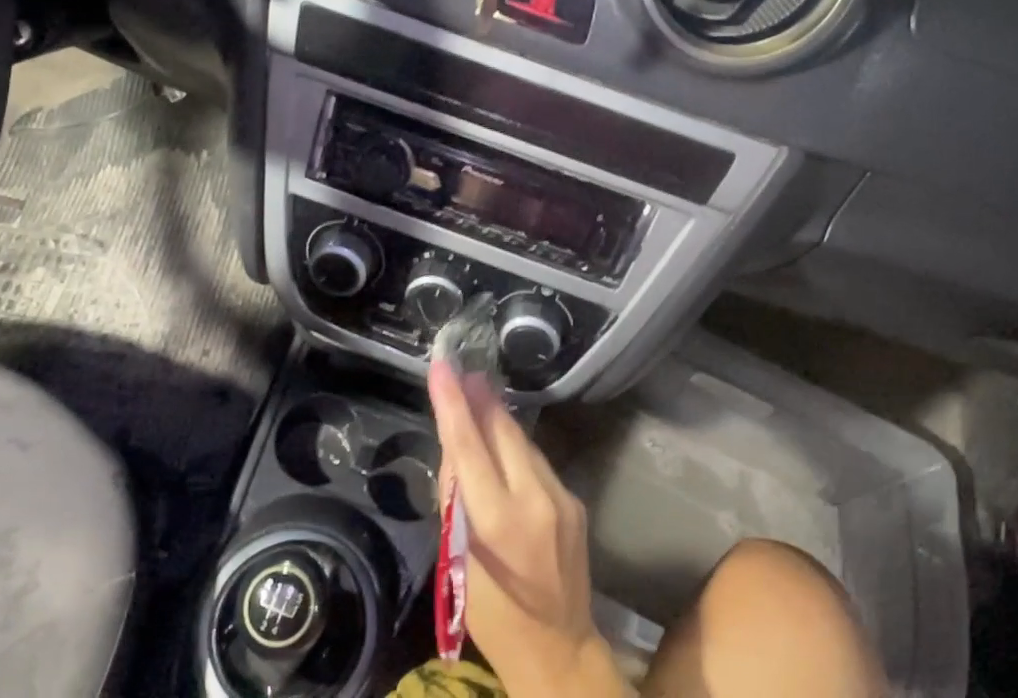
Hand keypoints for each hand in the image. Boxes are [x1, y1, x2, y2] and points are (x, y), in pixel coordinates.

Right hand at [427, 361, 629, 697]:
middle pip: (503, 433)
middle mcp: (537, 500)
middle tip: (461, 370)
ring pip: (523, 444)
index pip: (469, 447)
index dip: (452, 404)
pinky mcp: (575, 503)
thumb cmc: (493, 616)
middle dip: (479, 399)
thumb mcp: (457, 563)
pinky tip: (502, 442)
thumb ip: (456, 504)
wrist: (558, 650)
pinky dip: (516, 449)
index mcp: (499, 522)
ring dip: (498, 420)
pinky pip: (538, 463)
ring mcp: (562, 499)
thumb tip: (454, 452)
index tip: (442, 367)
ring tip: (477, 393)